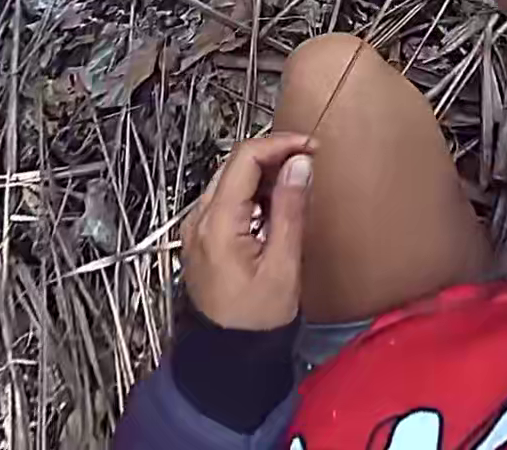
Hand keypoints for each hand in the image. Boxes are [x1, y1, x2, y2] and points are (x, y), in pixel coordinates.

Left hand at [181, 133, 316, 329]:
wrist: (227, 361)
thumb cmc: (256, 322)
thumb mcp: (282, 265)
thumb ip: (290, 209)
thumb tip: (300, 163)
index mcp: (217, 222)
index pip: (245, 158)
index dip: (280, 144)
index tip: (309, 146)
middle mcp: (200, 217)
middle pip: (236, 163)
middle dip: (274, 155)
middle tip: (307, 161)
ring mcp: (197, 226)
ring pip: (231, 177)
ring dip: (265, 172)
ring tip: (295, 184)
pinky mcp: (203, 235)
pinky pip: (228, 197)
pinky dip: (254, 191)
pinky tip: (275, 205)